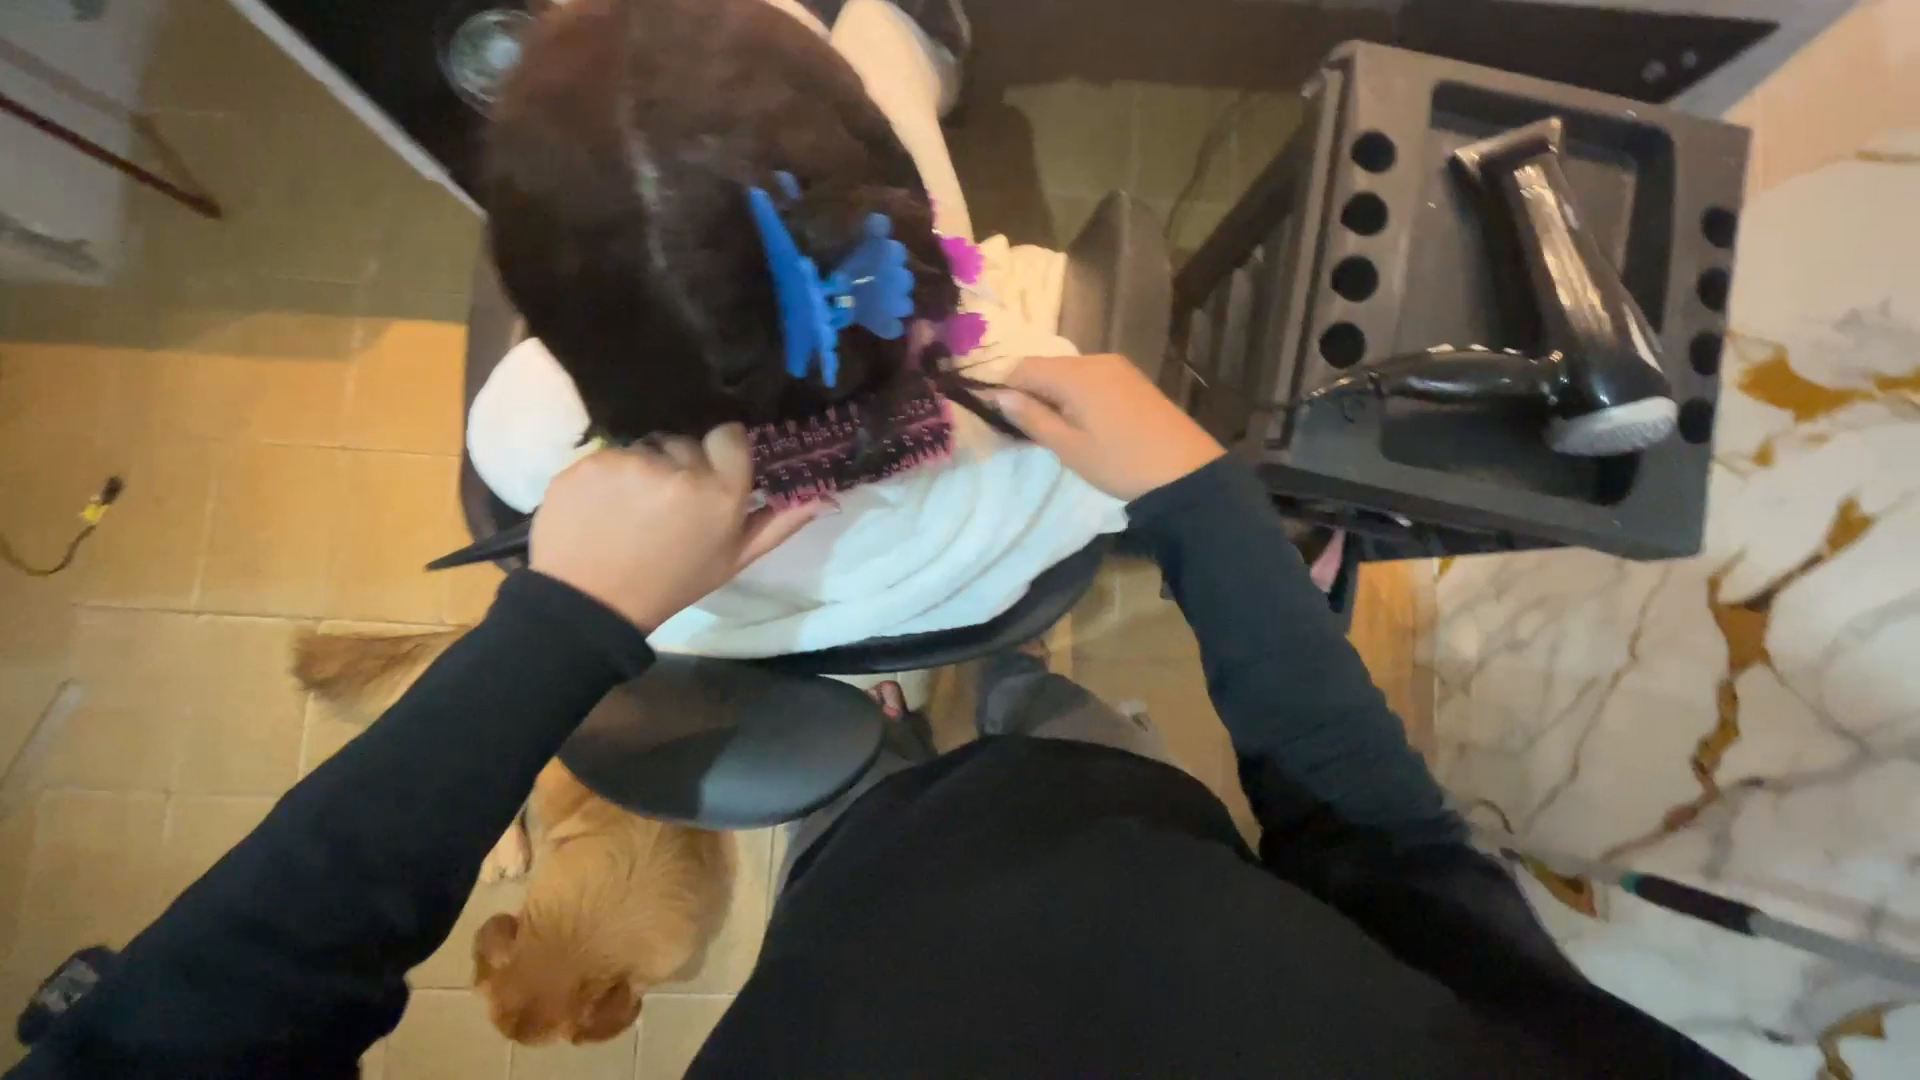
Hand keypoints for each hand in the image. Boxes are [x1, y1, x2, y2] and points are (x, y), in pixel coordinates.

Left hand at [529, 426, 823, 629]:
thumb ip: (779, 523)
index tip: (712, 472)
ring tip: (634, 506)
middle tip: (669, 503)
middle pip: (687, 441)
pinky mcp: (592, 462)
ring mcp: (632, 463)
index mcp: (720, 494)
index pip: (729, 437)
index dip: (721, 452)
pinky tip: (606, 505)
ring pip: (648, 447)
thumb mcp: (734, 560)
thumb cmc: (674, 582)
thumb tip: (824, 496)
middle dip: (682, 463)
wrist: (592, 602)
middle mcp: (680, 470)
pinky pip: (612, 454)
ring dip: (646, 468)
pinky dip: (611, 475)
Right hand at [979, 354, 1224, 500]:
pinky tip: (1082, 422)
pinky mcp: (1132, 379)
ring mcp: (1118, 367)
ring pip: (1069, 372)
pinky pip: (1091, 378)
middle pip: (1047, 367)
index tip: (1001, 418)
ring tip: (1056, 431)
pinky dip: (1077, 394)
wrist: (1185, 472)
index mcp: (1076, 374)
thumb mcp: (1068, 447)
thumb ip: (1032, 417)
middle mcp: (1096, 360)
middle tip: (1029, 430)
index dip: (1006, 389)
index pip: (1023, 367)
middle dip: (1031, 392)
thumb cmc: (1120, 463)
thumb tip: (998, 396)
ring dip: (1054, 394)